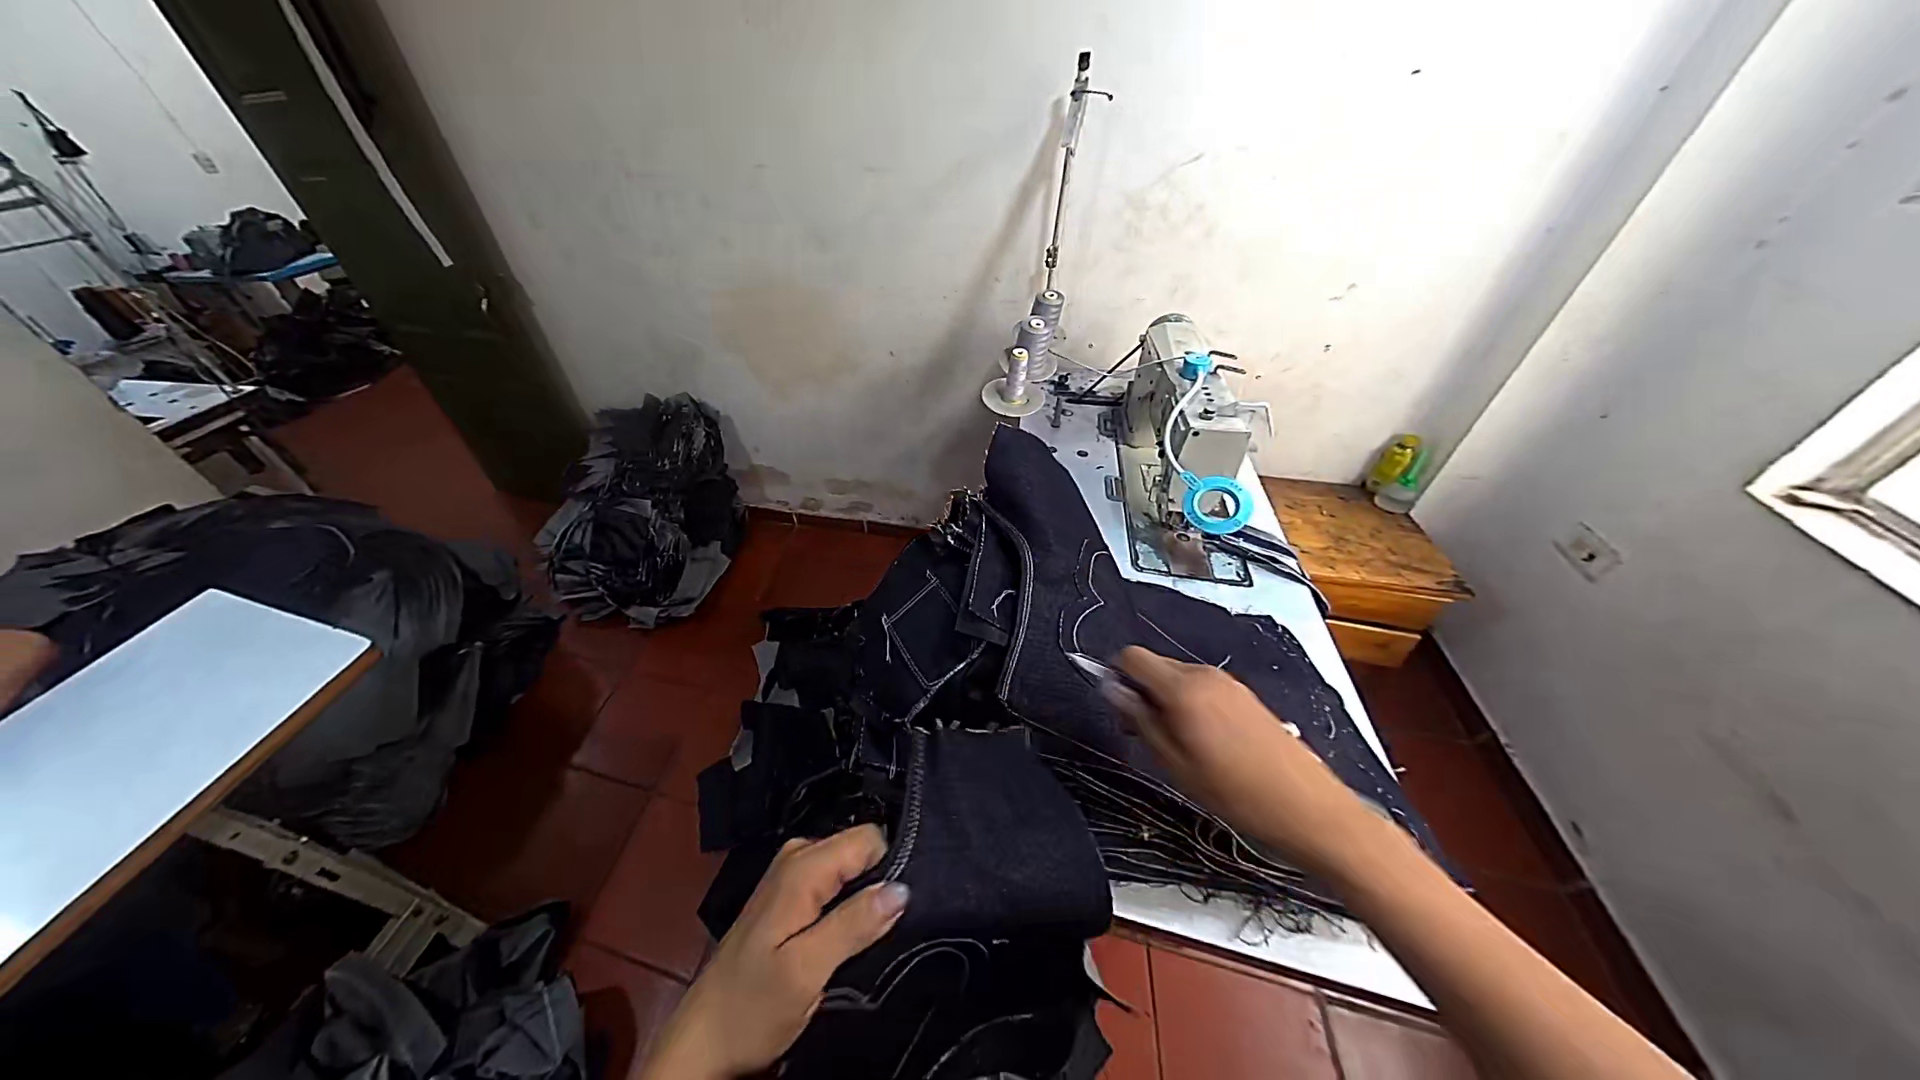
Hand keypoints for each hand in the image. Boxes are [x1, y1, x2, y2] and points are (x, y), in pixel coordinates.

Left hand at [638, 825, 909, 1079]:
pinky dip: (846, 905)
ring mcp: (790, 876)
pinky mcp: (789, 897)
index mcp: (801, 867)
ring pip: (849, 867)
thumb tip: (901, 888)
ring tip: (863, 936)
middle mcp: (796, 858)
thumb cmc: (750, 1008)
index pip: (868, 838)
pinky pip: (834, 883)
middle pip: (858, 849)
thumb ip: (854, 925)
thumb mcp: (805, 971)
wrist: (702, 1043)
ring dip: (863, 897)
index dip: (887, 868)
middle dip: (876, 882)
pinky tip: (845, 935)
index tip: (891, 910)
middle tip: (877, 929)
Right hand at [1107, 646, 1378, 876]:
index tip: (1118, 707)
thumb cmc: (1236, 794)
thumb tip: (1112, 690)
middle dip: (1143, 692)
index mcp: (1183, 688)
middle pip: (1156, 665)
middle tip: (1145, 735)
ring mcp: (1230, 684)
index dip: (1117, 677)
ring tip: (1178, 747)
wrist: (1308, 809)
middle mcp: (1206, 675)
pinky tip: (1205, 745)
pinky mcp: (1246, 696)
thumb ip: (1138, 719)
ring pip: (1179, 679)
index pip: (1131, 656)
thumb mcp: (1172, 763)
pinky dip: (1192, 707)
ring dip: (1168, 702)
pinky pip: (1204, 689)